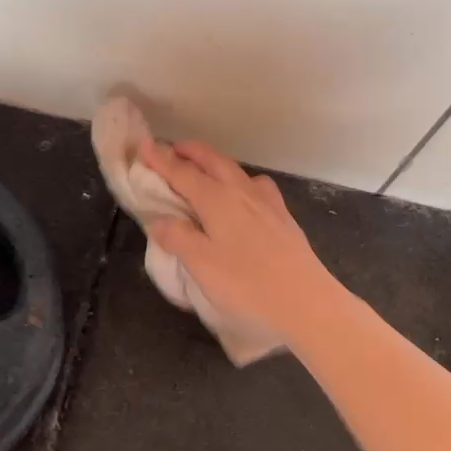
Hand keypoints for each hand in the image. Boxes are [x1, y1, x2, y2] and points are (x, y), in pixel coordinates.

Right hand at [139, 139, 343, 340]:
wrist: (306, 303)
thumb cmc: (247, 285)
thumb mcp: (201, 265)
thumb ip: (177, 238)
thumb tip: (159, 220)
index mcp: (217, 200)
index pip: (182, 173)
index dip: (161, 159)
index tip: (144, 146)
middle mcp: (242, 193)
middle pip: (213, 162)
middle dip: (191, 152)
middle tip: (172, 149)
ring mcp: (267, 204)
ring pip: (237, 172)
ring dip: (215, 164)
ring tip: (203, 170)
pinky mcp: (283, 219)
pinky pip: (256, 187)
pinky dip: (239, 181)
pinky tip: (243, 197)